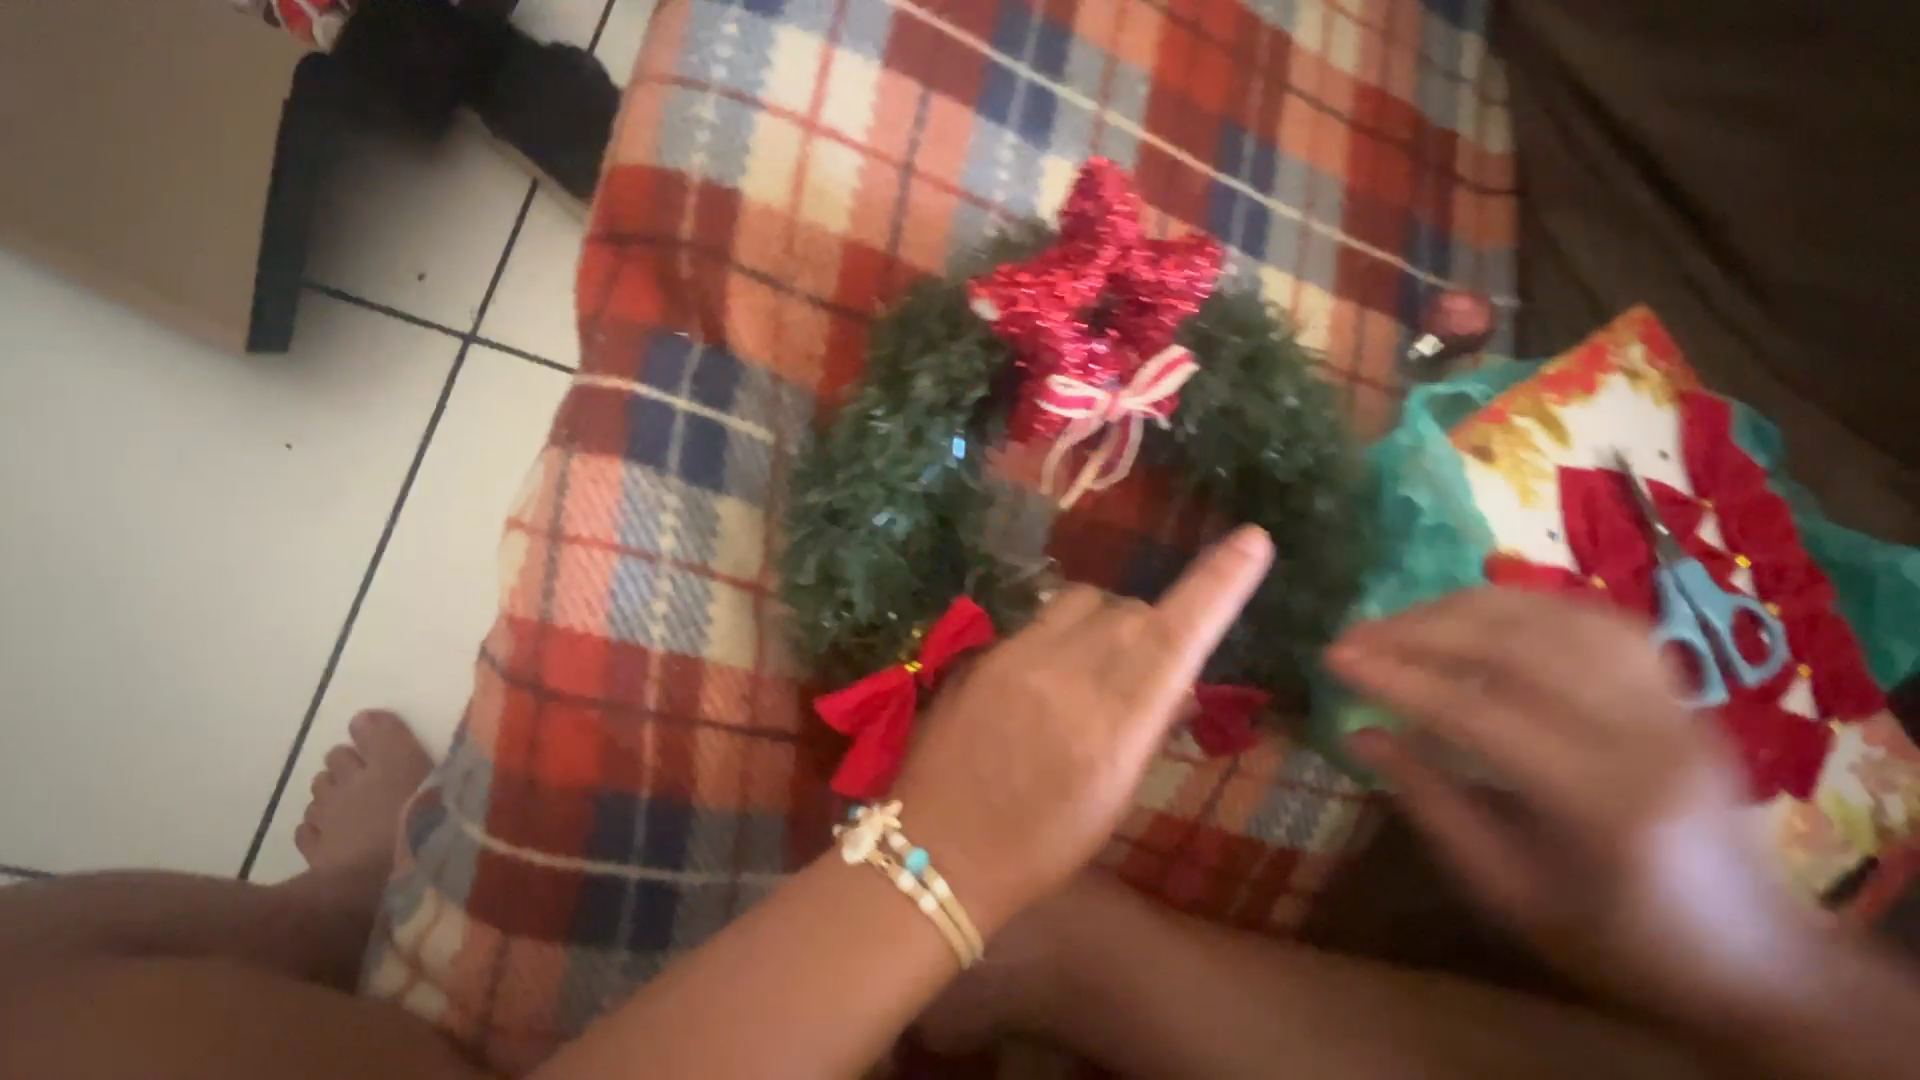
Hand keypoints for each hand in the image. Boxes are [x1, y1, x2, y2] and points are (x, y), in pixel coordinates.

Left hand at [891, 526, 1272, 934]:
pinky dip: (1064, 632)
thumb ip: (1147, 729)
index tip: (1252, 541)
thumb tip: (1178, 682)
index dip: (1218, 585)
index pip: (1176, 637)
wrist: (938, 850)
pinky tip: (1051, 672)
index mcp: (1112, 725)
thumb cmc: (1040, 845)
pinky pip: (1041, 619)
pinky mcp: (984, 654)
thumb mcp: (1113, 799)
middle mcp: (1067, 676)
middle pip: (1132, 612)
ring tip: (1098, 660)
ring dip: (1108, 619)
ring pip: (1085, 601)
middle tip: (1147, 665)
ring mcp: (1018, 658)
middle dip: (1153, 624)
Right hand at [1327, 588, 1824, 1020]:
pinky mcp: (1678, 689)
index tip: (1334, 659)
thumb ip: (1429, 802)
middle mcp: (1647, 736)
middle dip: (1419, 631)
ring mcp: (1673, 703)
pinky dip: (1521, 606)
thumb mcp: (1504, 889)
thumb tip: (1357, 734)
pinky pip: (1592, 619)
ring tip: (1400, 621)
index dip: (1397, 679)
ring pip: (1556, 617)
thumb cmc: (1613, 938)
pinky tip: (1475, 616)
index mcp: (1604, 801)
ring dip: (1463, 608)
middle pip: (1518, 647)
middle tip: (1354, 635)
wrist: (1752, 956)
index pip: (1479, 712)